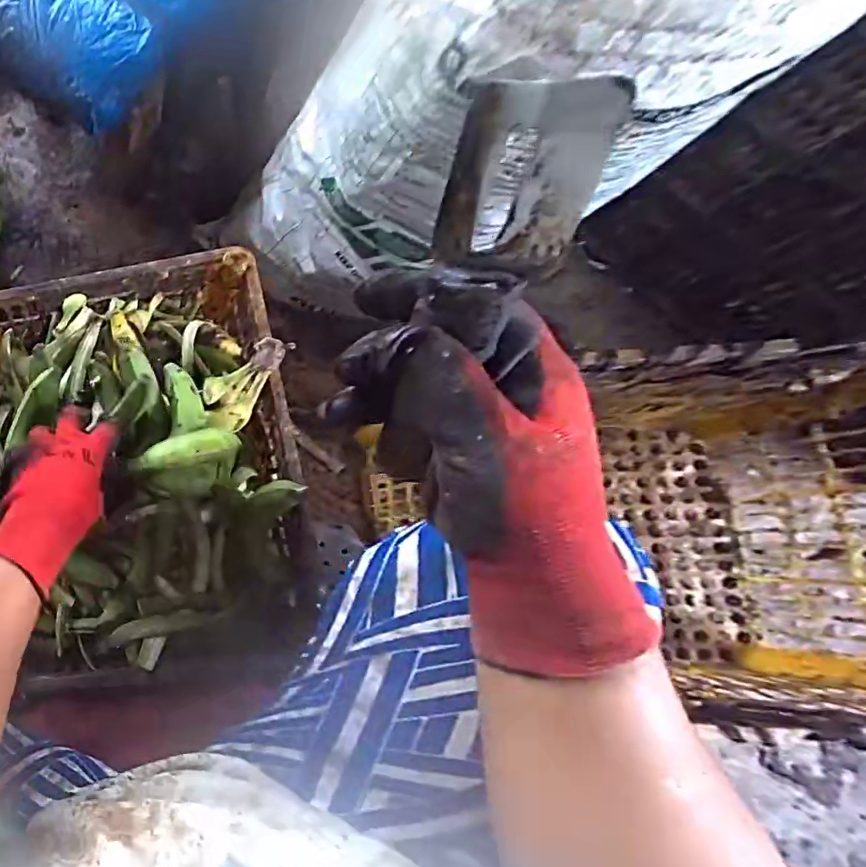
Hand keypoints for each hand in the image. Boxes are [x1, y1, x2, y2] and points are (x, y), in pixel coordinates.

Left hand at [0, 407, 117, 594]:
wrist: (38, 525)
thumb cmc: (75, 516)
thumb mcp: (95, 502)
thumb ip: (93, 484)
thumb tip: (91, 484)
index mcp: (90, 450)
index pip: (105, 430)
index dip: (109, 430)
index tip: (111, 431)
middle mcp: (64, 442)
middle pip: (69, 416)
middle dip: (73, 418)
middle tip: (75, 426)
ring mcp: (39, 449)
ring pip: (41, 431)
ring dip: (45, 437)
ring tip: (48, 447)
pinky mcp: (18, 461)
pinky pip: (25, 453)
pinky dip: (30, 459)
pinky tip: (31, 470)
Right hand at [331, 271, 658, 676]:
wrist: (527, 572)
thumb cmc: (524, 503)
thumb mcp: (487, 437)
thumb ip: (445, 380)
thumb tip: (402, 333)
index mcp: (526, 365)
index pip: (472, 306)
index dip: (420, 294)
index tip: (366, 297)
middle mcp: (495, 380)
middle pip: (427, 345)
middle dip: (383, 357)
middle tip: (347, 369)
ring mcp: (466, 413)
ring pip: (405, 384)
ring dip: (370, 397)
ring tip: (338, 413)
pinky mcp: (443, 443)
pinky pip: (400, 420)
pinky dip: (378, 429)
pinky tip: (353, 438)